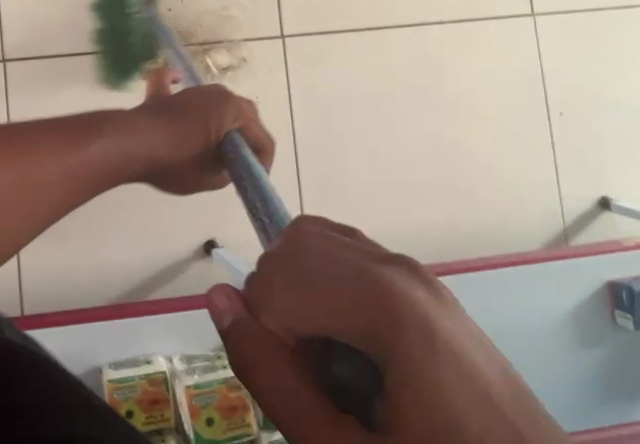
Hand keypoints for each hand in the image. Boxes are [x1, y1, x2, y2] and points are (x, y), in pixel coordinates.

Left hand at [120, 68, 274, 195]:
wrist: (132, 144)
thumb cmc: (177, 161)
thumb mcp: (213, 178)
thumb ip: (228, 169)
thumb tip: (226, 164)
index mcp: (233, 110)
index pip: (261, 138)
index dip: (263, 162)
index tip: (255, 178)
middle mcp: (215, 93)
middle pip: (242, 114)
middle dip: (245, 137)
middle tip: (240, 162)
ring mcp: (187, 91)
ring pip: (213, 101)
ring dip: (219, 119)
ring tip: (217, 145)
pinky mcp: (161, 94)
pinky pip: (171, 84)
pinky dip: (175, 83)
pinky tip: (176, 80)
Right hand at [205, 216, 567, 443]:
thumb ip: (272, 377)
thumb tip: (216, 298)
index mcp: (388, 305)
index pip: (273, 279)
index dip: (271, 340)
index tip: (312, 395)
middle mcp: (399, 268)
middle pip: (289, 249)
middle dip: (281, 311)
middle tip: (322, 384)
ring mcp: (415, 272)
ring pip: (312, 245)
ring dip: (300, 297)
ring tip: (338, 370)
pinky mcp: (422, 285)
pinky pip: (342, 257)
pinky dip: (326, 291)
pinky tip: (357, 355)